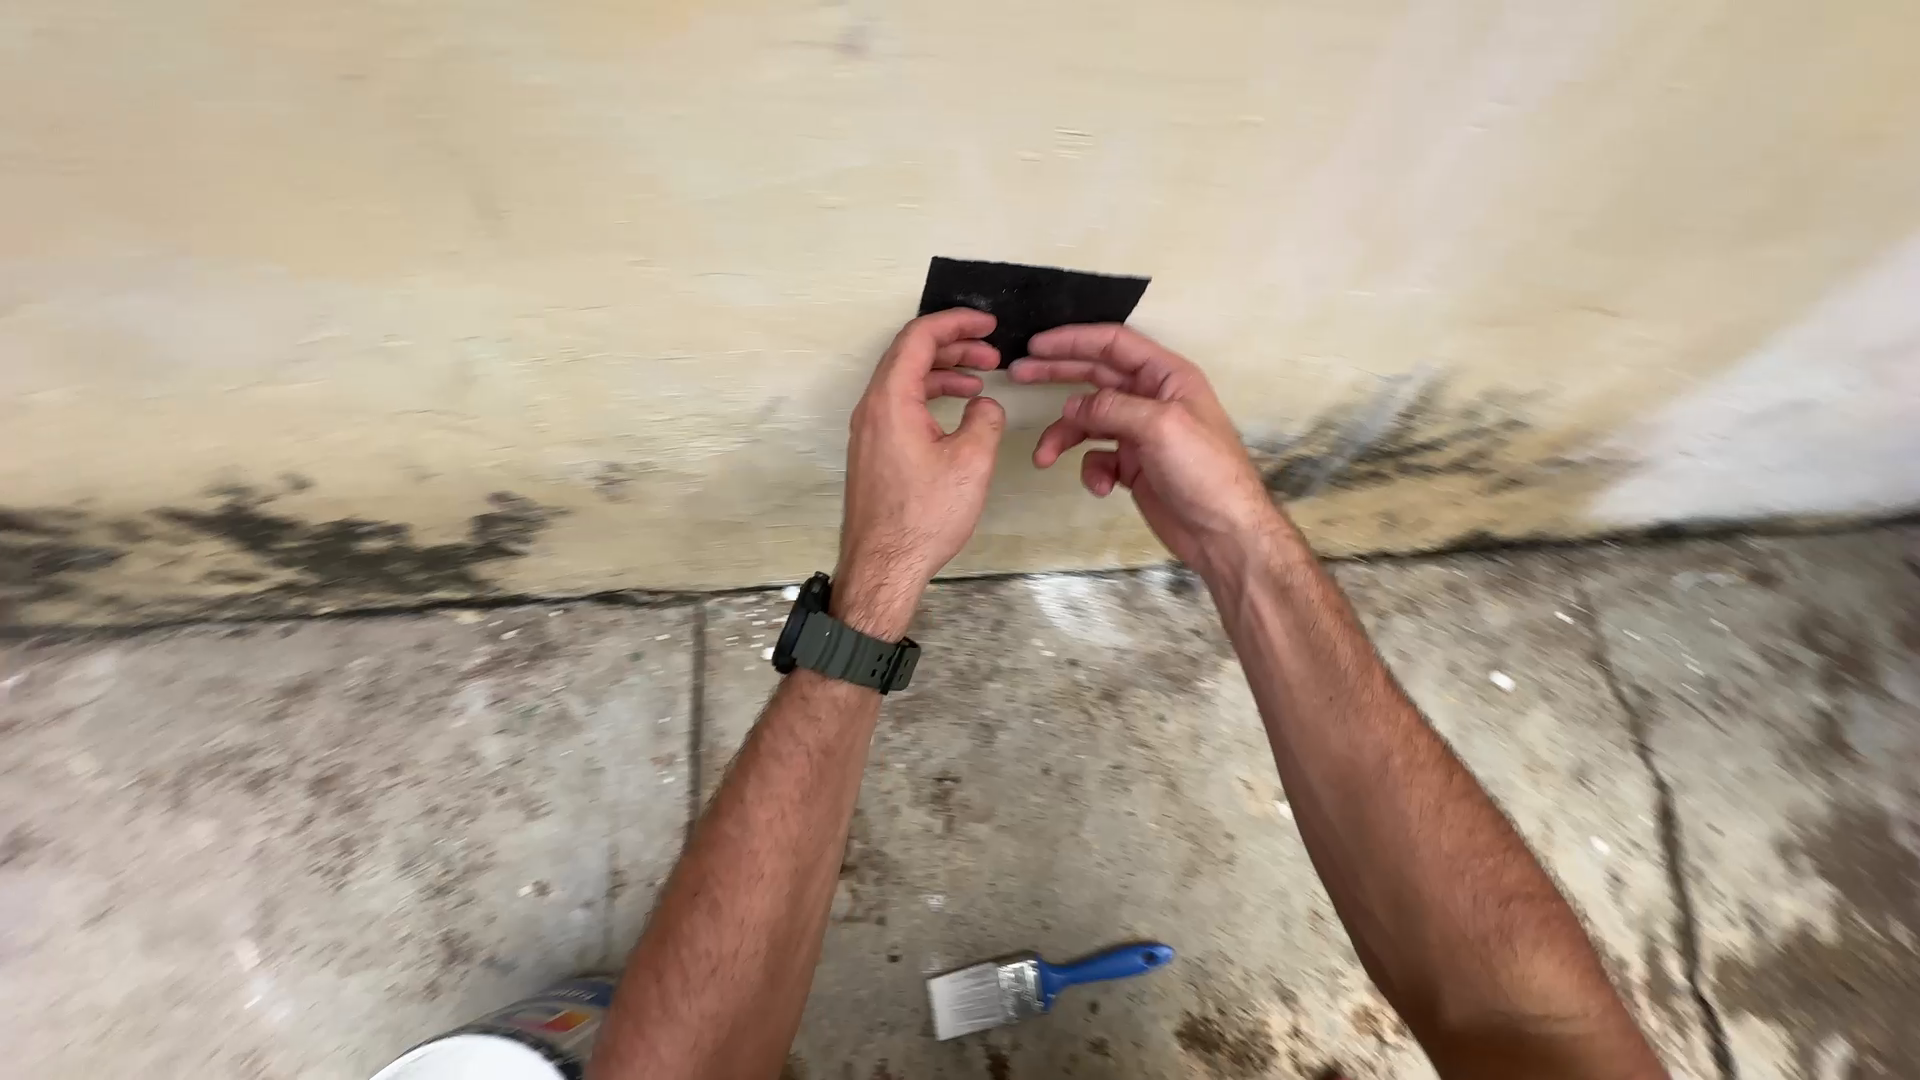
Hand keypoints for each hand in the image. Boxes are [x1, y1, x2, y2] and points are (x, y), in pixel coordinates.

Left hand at [836, 309, 1005, 638]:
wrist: (884, 566)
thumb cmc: (924, 517)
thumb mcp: (970, 463)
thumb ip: (985, 420)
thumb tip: (985, 405)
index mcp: (891, 400)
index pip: (919, 338)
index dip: (956, 322)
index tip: (989, 324)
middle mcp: (872, 408)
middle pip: (909, 355)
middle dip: (954, 346)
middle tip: (992, 352)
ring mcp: (869, 431)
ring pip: (905, 382)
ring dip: (943, 374)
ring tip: (981, 380)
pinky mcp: (873, 452)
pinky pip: (901, 407)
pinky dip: (930, 399)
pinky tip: (958, 413)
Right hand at [1009, 324, 1281, 581]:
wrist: (1223, 531)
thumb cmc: (1204, 471)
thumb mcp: (1159, 426)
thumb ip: (1112, 408)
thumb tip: (1073, 405)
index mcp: (1166, 376)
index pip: (1113, 344)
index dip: (1073, 340)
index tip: (1035, 345)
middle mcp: (1151, 399)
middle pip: (1095, 376)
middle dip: (1056, 375)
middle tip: (1018, 374)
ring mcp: (1140, 433)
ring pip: (1089, 422)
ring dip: (1064, 436)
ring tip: (1043, 456)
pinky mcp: (1132, 466)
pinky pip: (1098, 458)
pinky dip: (1091, 470)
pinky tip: (1100, 486)